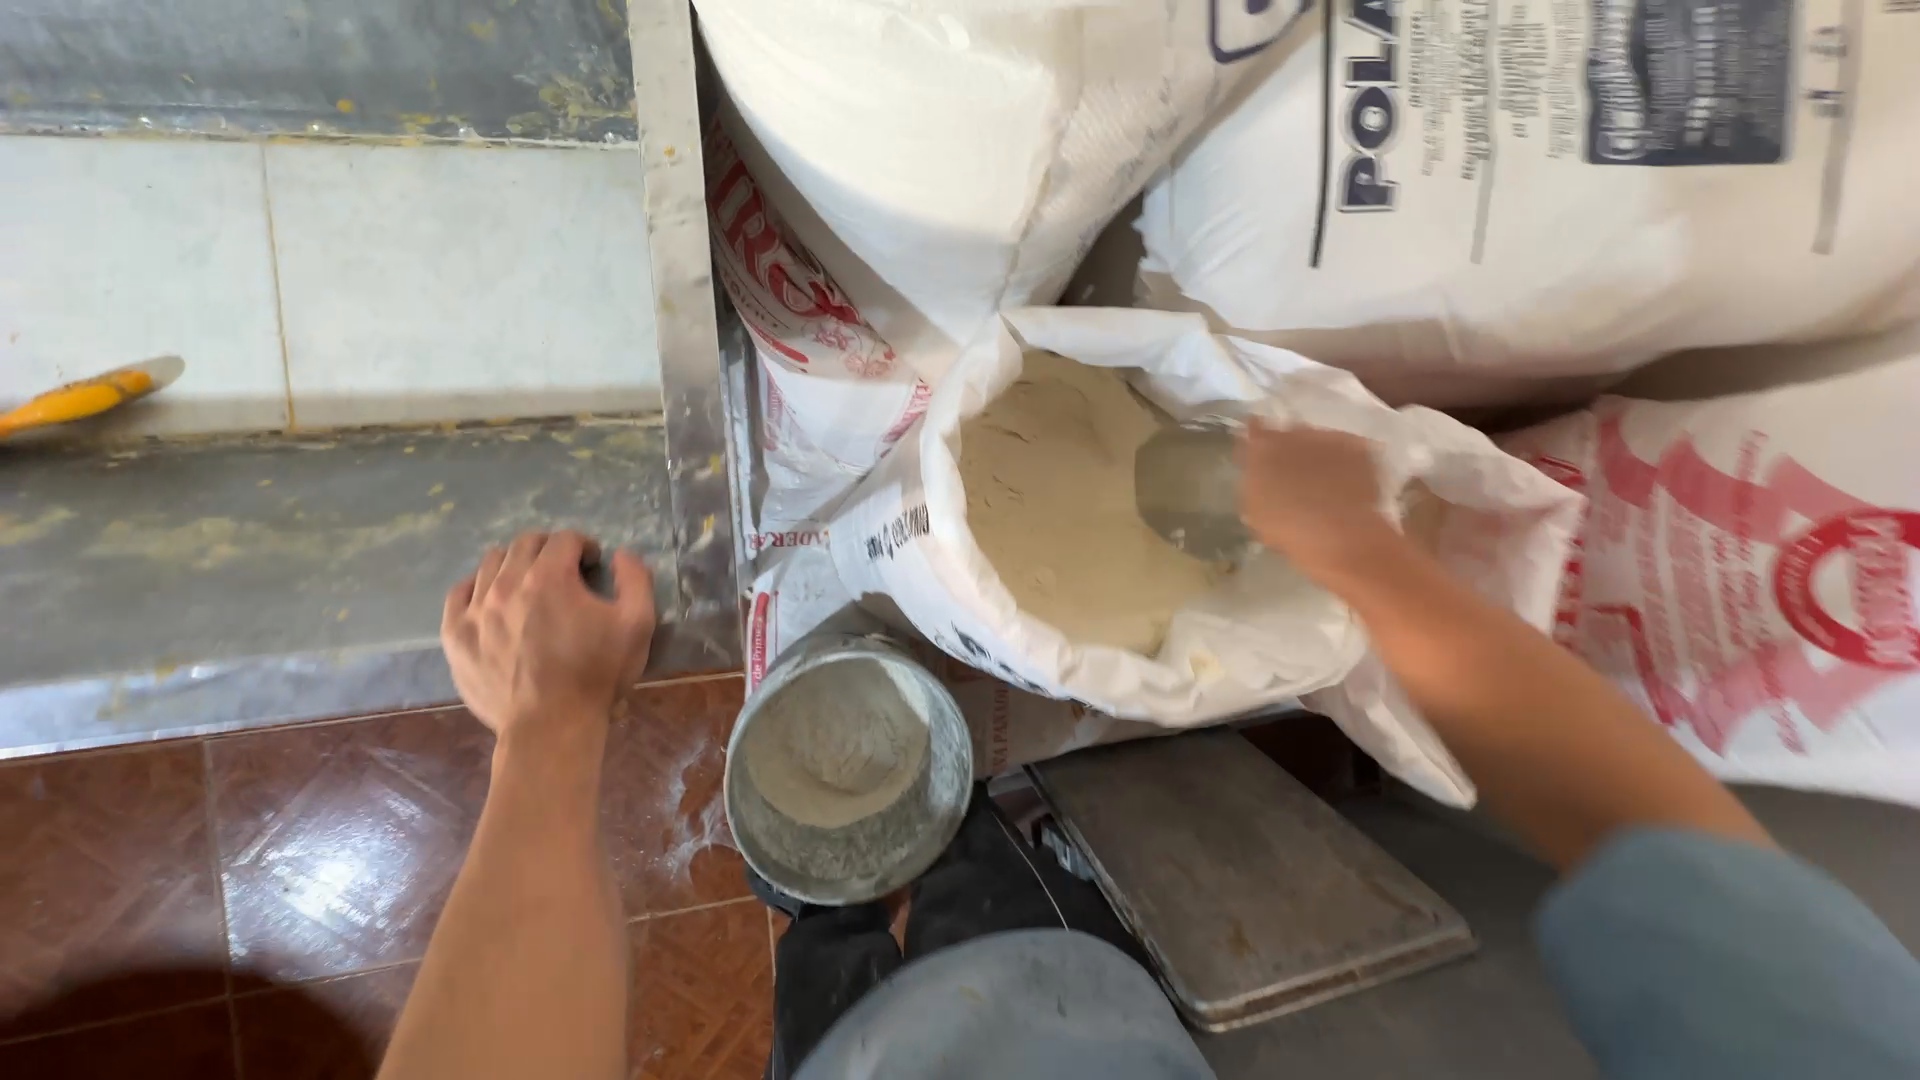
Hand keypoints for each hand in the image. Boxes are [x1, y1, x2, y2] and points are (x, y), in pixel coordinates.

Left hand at [441, 531, 656, 739]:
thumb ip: (635, 579)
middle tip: (565, 571)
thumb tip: (621, 555)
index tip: (593, 564)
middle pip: (525, 543)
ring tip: (530, 586)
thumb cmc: (597, 674)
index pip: (564, 539)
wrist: (550, 726)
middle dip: (550, 549)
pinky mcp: (455, 634)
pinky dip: (478, 587)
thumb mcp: (637, 625)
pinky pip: (459, 593)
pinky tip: (494, 601)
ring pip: (491, 563)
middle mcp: (507, 583)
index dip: (584, 546)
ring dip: (516, 564)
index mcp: (551, 577)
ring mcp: (475, 609)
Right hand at [1236, 421, 1397, 575]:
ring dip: (1320, 454)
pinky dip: (1347, 461)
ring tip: (1324, 482)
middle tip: (1294, 473)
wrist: (1338, 533)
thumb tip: (1256, 466)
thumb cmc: (1286, 526)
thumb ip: (1254, 478)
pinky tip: (1348, 484)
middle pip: (1291, 432)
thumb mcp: (1255, 505)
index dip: (1257, 436)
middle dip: (1292, 448)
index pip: (1255, 429)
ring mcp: (1330, 438)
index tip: (1259, 447)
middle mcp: (1296, 433)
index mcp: (1264, 447)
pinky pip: (1349, 449)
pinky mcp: (1361, 447)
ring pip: (1321, 440)